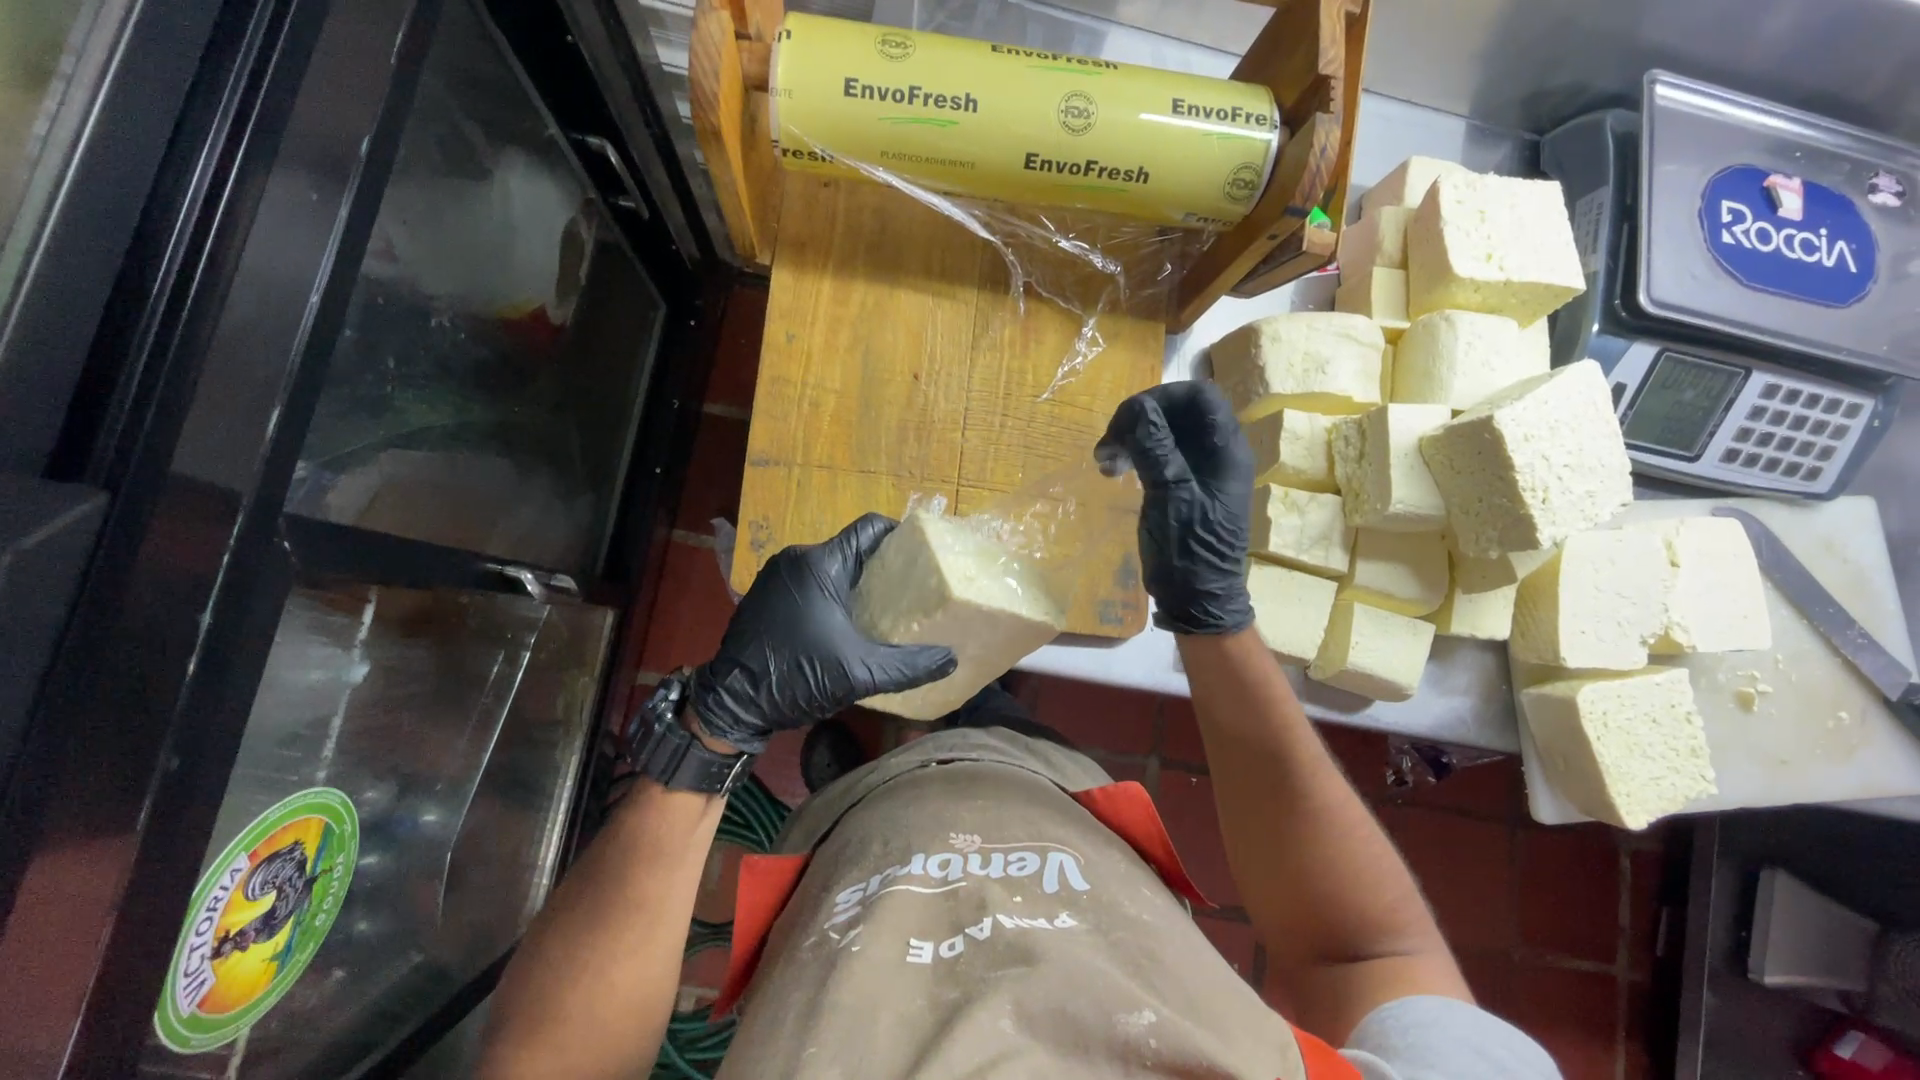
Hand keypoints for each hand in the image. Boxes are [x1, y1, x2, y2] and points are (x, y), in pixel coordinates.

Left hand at [691, 514, 957, 753]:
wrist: (732, 702)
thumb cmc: (795, 677)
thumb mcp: (859, 674)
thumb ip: (908, 666)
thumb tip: (951, 659)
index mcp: (820, 563)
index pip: (870, 528)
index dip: (901, 535)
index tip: (924, 555)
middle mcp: (798, 558)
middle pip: (853, 548)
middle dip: (883, 566)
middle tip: (913, 588)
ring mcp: (778, 575)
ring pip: (832, 566)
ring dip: (858, 582)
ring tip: (887, 606)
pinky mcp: (768, 593)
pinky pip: (811, 581)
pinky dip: (834, 594)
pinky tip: (849, 621)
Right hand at [1094, 381, 1254, 635]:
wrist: (1198, 601)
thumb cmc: (1188, 550)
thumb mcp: (1168, 494)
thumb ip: (1154, 447)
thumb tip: (1136, 407)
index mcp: (1225, 449)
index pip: (1199, 395)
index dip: (1161, 396)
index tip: (1127, 420)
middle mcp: (1218, 453)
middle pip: (1180, 411)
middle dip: (1140, 418)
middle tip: (1108, 445)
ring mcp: (1203, 471)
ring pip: (1166, 433)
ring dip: (1133, 438)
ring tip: (1105, 462)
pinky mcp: (1187, 488)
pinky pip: (1162, 456)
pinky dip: (1137, 456)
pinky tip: (1116, 473)